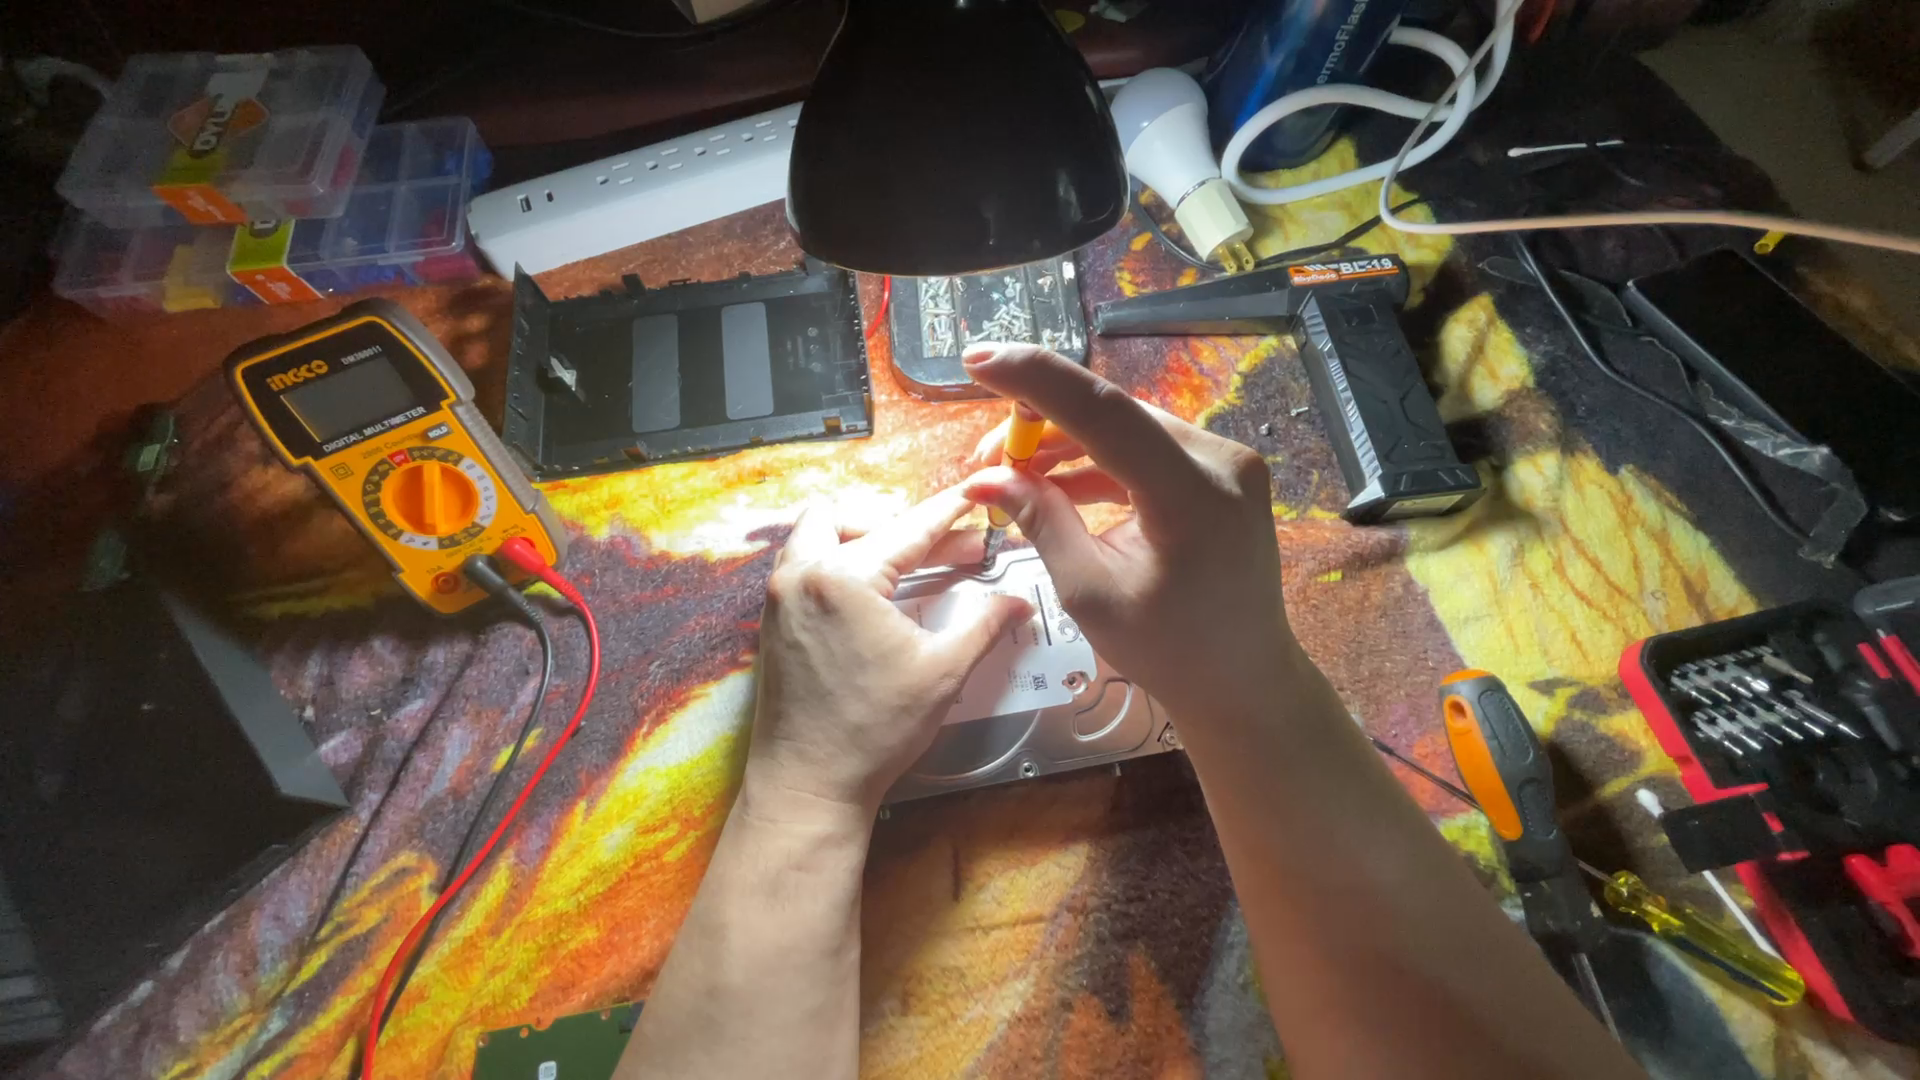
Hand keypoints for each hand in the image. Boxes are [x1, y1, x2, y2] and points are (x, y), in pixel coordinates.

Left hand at [745, 488, 1033, 820]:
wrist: (807, 785)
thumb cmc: (876, 729)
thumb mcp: (942, 672)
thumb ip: (984, 625)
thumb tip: (1019, 604)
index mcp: (844, 578)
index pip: (909, 530)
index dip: (948, 512)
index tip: (973, 494)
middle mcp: (801, 575)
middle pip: (851, 517)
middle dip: (901, 524)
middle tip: (941, 549)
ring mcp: (779, 597)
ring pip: (815, 534)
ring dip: (858, 535)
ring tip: (898, 560)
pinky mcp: (772, 621)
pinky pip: (800, 564)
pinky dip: (833, 559)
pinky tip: (866, 591)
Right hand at [961, 344, 1295, 719]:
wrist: (1242, 680)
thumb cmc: (1167, 651)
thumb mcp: (1089, 592)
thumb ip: (1040, 522)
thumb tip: (982, 480)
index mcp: (1191, 494)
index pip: (1103, 412)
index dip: (1035, 379)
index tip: (976, 360)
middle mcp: (1218, 460)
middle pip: (1112, 415)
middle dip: (1039, 425)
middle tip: (987, 458)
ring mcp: (1225, 462)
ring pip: (1125, 429)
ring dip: (1065, 444)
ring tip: (1013, 474)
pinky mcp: (1218, 473)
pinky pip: (1145, 451)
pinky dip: (1097, 463)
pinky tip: (1055, 484)